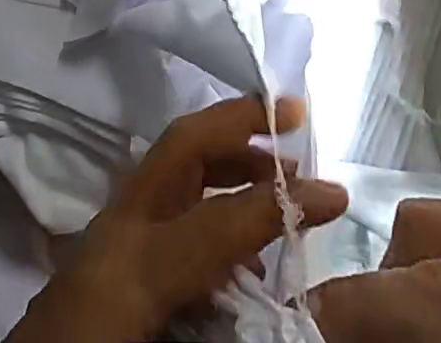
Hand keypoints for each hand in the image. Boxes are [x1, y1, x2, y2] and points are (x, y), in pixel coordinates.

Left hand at [5, 95, 348, 342]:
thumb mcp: (174, 339)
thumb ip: (229, 317)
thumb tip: (265, 267)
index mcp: (131, 264)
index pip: (217, 221)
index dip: (279, 205)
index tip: (335, 193)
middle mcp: (116, 230)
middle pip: (176, 151)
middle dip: (233, 123)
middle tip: (289, 119)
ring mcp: (105, 233)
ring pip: (169, 168)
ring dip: (223, 158)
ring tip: (276, 171)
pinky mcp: (106, 249)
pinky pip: (162, 201)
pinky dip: (205, 195)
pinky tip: (239, 231)